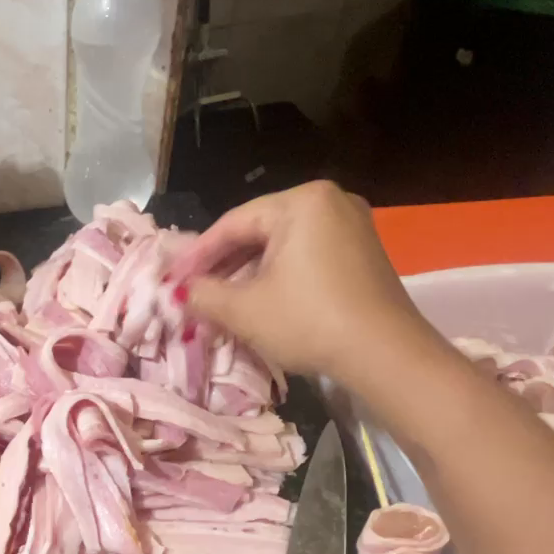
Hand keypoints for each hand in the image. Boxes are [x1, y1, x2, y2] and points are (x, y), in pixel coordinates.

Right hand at [165, 181, 436, 379]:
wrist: (383, 352)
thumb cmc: (307, 321)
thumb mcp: (243, 310)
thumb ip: (203, 294)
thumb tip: (180, 291)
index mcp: (300, 202)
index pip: (232, 223)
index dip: (196, 254)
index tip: (171, 279)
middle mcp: (329, 201)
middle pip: (258, 230)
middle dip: (222, 264)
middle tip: (191, 290)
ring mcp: (351, 225)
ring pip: (281, 244)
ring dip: (247, 272)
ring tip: (219, 299)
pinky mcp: (361, 252)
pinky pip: (305, 255)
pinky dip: (276, 275)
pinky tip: (257, 299)